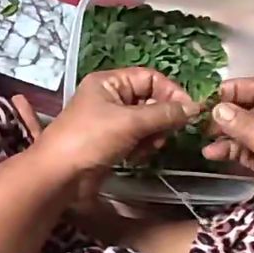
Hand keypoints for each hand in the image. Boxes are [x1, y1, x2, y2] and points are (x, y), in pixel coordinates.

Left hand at [16, 68, 199, 199]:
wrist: (60, 175)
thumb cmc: (90, 139)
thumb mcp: (129, 122)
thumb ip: (163, 114)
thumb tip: (194, 108)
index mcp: (109, 82)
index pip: (150, 78)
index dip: (171, 92)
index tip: (189, 112)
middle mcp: (109, 97)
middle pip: (150, 100)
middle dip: (161, 118)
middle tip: (163, 135)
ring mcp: (110, 120)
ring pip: (146, 122)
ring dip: (152, 136)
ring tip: (145, 148)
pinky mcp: (111, 141)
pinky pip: (137, 138)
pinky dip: (141, 147)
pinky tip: (135, 157)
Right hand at [203, 76, 253, 243]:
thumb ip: (250, 129)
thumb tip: (217, 108)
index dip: (238, 89)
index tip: (210, 96)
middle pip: (253, 108)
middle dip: (228, 112)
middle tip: (201, 119)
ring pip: (247, 131)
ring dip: (225, 133)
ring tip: (204, 138)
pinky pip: (246, 152)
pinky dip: (229, 151)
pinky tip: (213, 154)